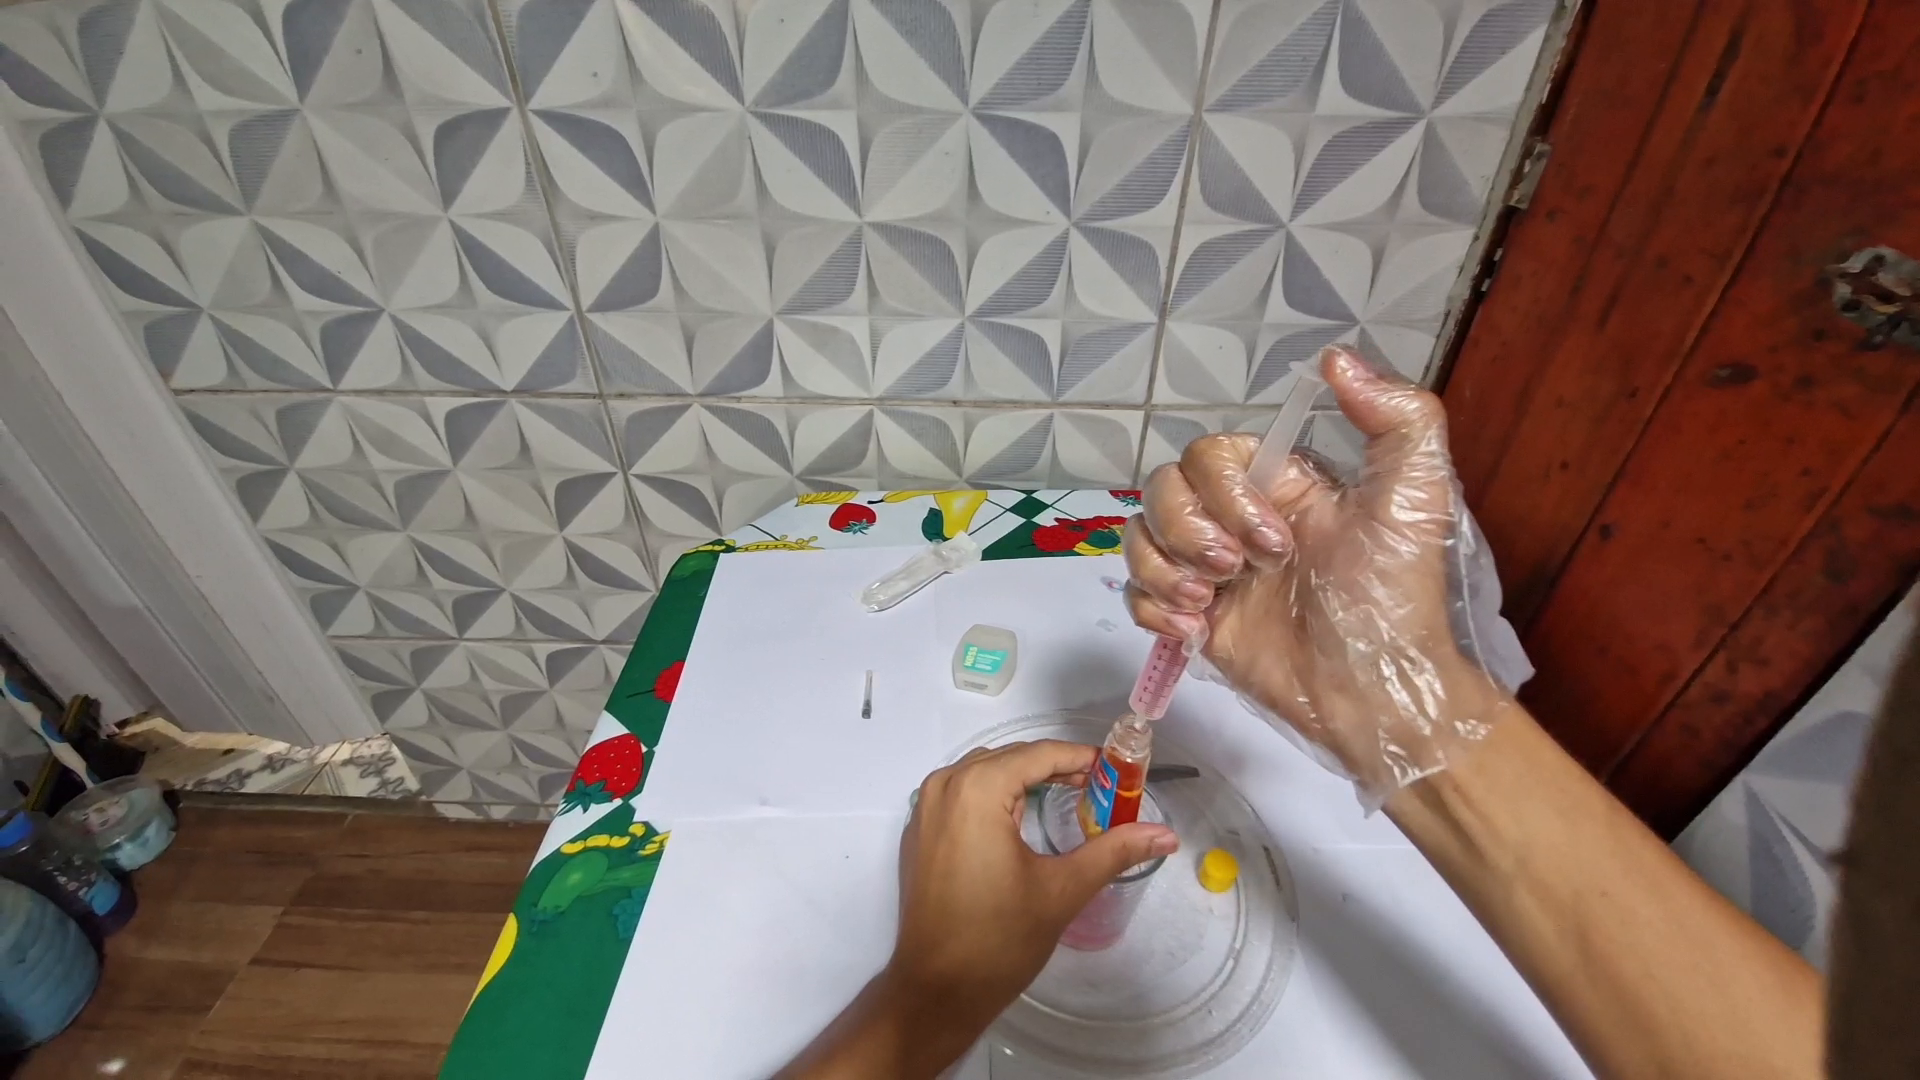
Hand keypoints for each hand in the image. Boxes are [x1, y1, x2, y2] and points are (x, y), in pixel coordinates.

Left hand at [779, 741, 1177, 1078]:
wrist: (936, 992)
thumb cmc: (999, 939)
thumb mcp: (1062, 890)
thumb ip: (1114, 851)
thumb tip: (1165, 834)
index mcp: (977, 788)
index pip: (1038, 754)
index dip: (1080, 759)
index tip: (1116, 772)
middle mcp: (946, 784)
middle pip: (1011, 758)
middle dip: (1055, 767)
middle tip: (1100, 789)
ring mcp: (926, 806)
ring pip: (985, 772)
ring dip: (1025, 779)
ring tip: (1069, 797)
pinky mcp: (920, 829)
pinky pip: (962, 792)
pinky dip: (995, 795)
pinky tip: (1021, 819)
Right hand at [1124, 345, 1504, 799]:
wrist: (1372, 693)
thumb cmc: (1392, 598)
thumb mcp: (1413, 501)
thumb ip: (1396, 419)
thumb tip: (1335, 357)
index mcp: (1274, 486)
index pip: (1205, 456)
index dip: (1224, 496)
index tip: (1274, 543)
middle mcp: (1231, 519)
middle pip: (1159, 491)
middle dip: (1188, 534)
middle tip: (1236, 573)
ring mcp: (1205, 569)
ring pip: (1138, 538)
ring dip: (1164, 571)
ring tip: (1209, 605)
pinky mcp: (1189, 616)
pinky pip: (1135, 593)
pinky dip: (1153, 609)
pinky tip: (1195, 632)